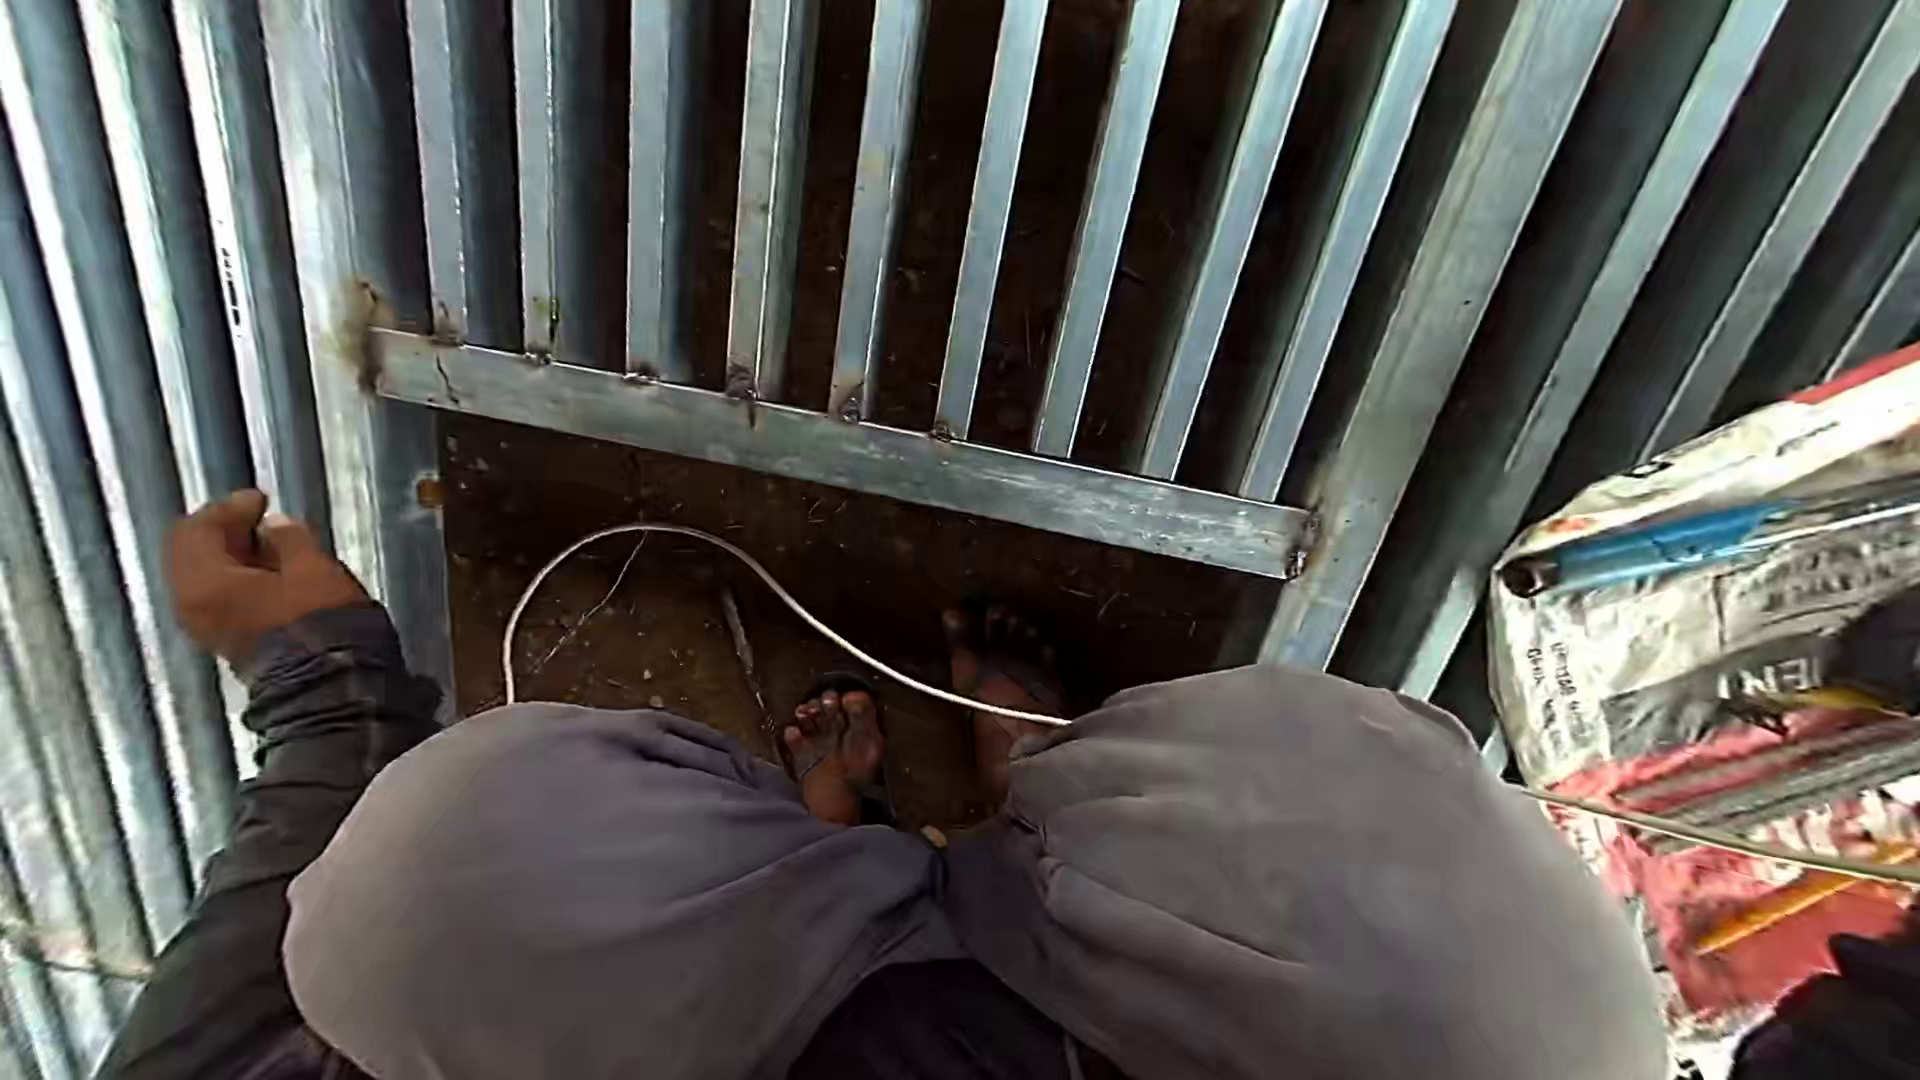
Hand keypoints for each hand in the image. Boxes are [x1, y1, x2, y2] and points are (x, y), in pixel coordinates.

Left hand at [168, 489, 369, 663]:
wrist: (328, 675)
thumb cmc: (320, 618)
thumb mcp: (315, 570)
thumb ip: (292, 541)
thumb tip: (275, 523)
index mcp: (205, 580)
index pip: (198, 530)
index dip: (228, 508)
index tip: (259, 498)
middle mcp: (191, 601)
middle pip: (193, 554)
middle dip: (224, 531)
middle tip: (260, 517)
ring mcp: (205, 623)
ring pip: (204, 575)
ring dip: (231, 555)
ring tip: (269, 544)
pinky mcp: (227, 637)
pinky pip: (218, 595)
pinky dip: (236, 577)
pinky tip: (268, 574)